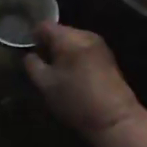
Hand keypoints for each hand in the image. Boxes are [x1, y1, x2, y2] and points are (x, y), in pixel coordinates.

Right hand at [24, 22, 145, 135]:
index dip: (33, 37)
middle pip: (59, 31)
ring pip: (73, 40)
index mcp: (68, 38)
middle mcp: (86, 35)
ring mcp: (100, 45)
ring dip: (62, 52)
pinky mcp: (108, 57)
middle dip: (49, 45)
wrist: (116, 120)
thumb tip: (30, 55)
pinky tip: (74, 75)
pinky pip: (84, 49)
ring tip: (58, 71)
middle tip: (43, 65)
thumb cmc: (76, 100)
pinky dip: (75, 56)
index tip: (30, 53)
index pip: (43, 25)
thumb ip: (32, 65)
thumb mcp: (45, 85)